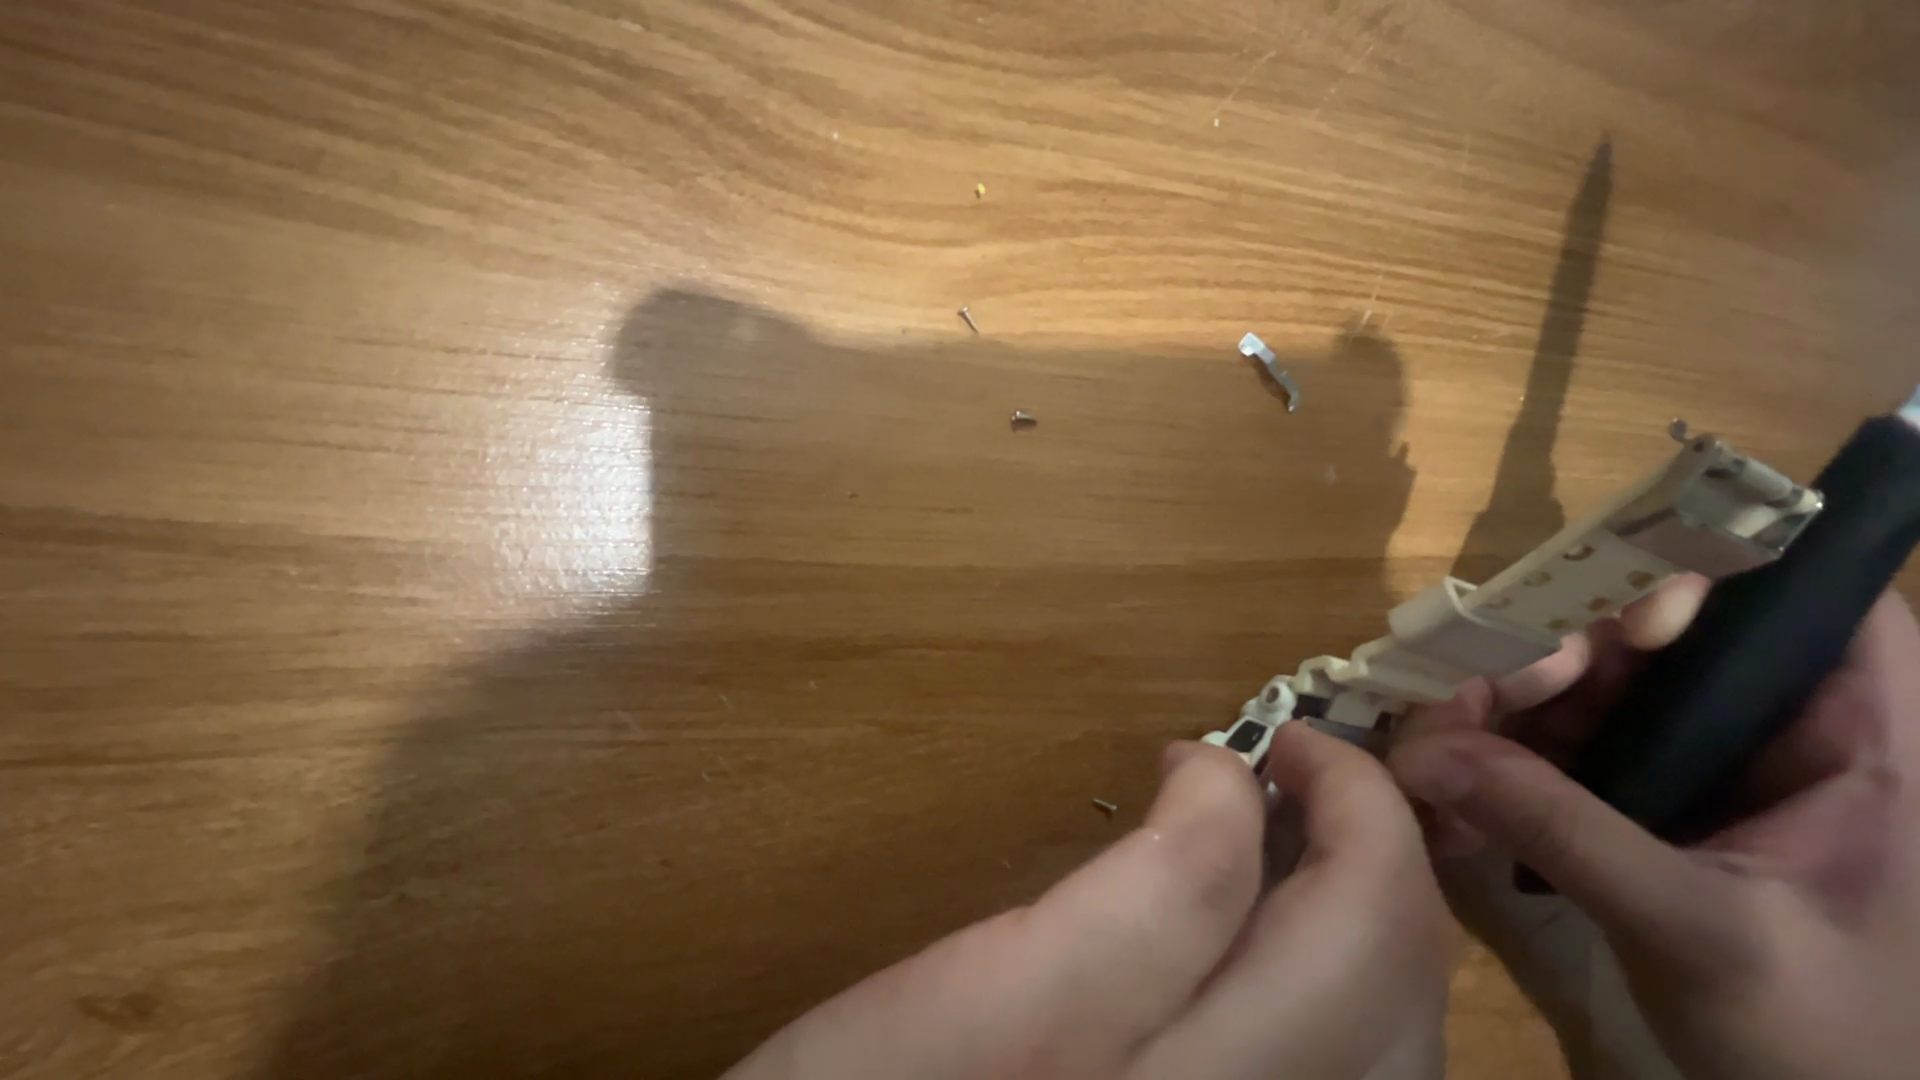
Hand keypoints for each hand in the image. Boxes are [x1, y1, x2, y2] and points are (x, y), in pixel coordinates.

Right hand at [726, 725, 1451, 1079]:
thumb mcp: (931, 998)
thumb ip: (1077, 904)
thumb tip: (1194, 810)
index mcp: (1054, 1036)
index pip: (1200, 878)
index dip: (1222, 785)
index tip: (1200, 754)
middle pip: (1357, 952)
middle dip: (1362, 817)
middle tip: (1300, 760)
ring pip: (1407, 1029)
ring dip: (1389, 897)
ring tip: (1323, 835)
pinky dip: (1385, 987)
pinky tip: (1325, 946)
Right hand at [1390, 582, 1919, 1079]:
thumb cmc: (1828, 1046)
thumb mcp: (1695, 932)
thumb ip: (1563, 831)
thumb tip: (1427, 752)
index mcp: (1859, 752)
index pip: (1819, 612)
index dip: (1724, 574)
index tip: (1608, 604)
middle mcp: (1777, 741)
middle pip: (1667, 642)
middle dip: (1565, 650)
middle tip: (1477, 688)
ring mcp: (1706, 774)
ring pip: (1603, 692)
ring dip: (1516, 702)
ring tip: (1440, 736)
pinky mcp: (1651, 808)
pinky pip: (1571, 747)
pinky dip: (1510, 750)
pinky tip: (1456, 772)